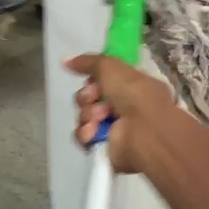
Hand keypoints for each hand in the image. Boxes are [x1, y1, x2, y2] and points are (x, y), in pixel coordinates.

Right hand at [65, 53, 174, 174]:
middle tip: (92, 98)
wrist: (143, 132)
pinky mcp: (105, 146)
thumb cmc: (133, 94)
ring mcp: (115, 128)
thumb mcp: (111, 67)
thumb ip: (88, 62)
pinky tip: (93, 132)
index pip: (104, 80)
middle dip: (87, 96)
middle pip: (90, 97)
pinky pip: (83, 135)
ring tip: (97, 118)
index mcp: (133, 86)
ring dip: (87, 115)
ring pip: (84, 116)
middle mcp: (125, 106)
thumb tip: (65, 61)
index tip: (92, 80)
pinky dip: (86, 133)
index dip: (94, 79)